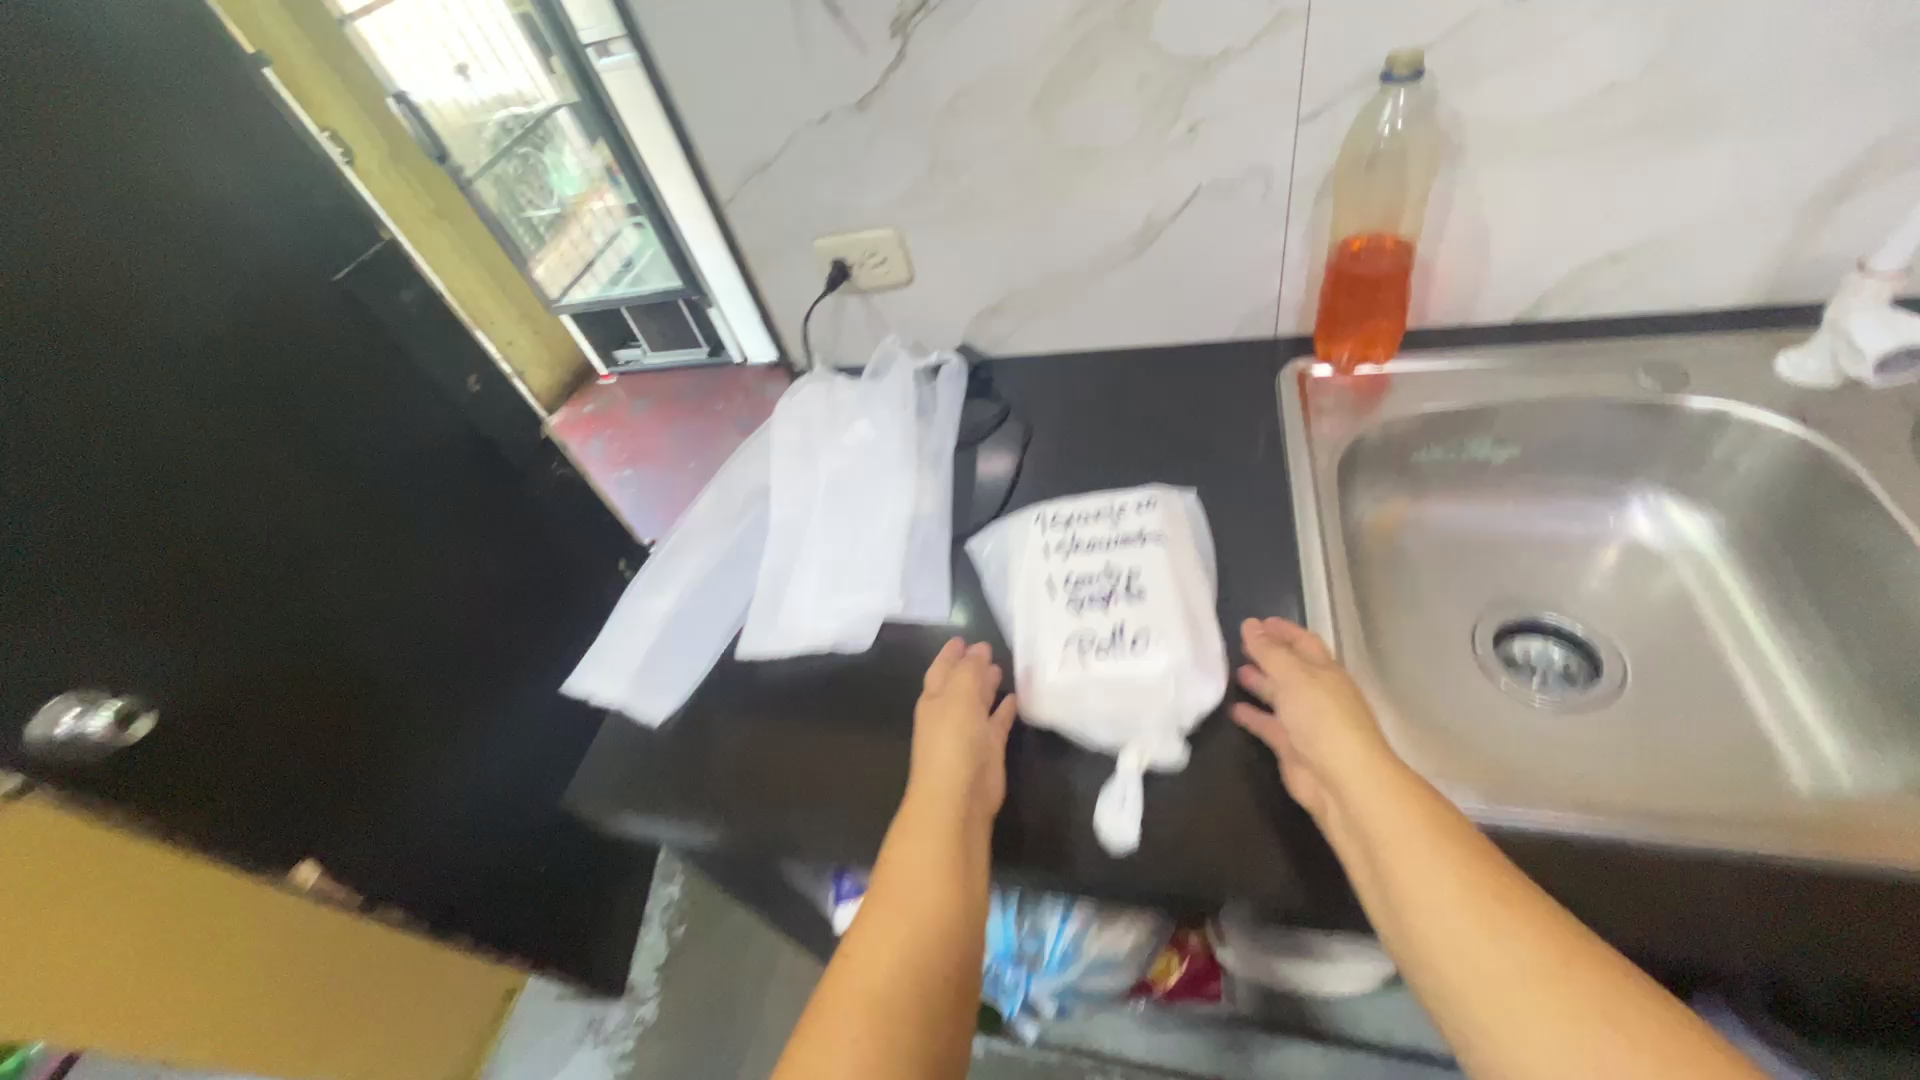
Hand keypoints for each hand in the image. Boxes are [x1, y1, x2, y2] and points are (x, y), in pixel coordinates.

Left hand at [907, 638, 1017, 825]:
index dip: (951, 654)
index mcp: (935, 699)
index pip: (942, 669)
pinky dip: (1004, 710)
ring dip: (987, 685)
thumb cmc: (952, 740)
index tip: (962, 638)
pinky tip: (1015, 698)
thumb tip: (978, 648)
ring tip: (1001, 668)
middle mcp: (949, 713)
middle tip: (987, 648)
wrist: (958, 796)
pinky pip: (997, 722)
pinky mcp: (989, 749)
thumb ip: (969, 670)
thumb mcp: (959, 695)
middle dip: (971, 667)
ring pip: (979, 702)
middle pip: (960, 684)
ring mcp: (969, 732)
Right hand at [1230, 617, 1399, 820]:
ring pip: (1279, 696)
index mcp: (1325, 672)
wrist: (1343, 781)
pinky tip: (1233, 709)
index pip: (1303, 642)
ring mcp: (1305, 722)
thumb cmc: (1323, 720)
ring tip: (1234, 671)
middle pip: (1290, 668)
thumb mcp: (1294, 677)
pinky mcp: (1291, 747)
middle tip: (1239, 644)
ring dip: (1260, 683)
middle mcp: (1317, 694)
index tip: (1256, 621)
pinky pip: (1268, 725)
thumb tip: (1250, 624)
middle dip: (1268, 655)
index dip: (1282, 630)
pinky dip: (1252, 716)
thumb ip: (1269, 652)